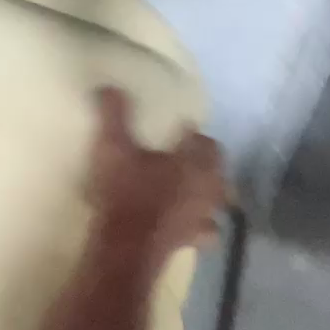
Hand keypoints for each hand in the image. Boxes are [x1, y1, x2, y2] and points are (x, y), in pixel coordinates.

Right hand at [87, 87, 226, 256]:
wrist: (126, 243)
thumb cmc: (125, 189)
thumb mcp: (112, 145)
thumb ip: (113, 114)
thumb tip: (111, 85)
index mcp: (196, 166)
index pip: (207, 144)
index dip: (192, 134)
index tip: (175, 128)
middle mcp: (209, 192)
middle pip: (218, 173)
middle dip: (203, 164)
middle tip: (180, 156)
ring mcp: (204, 219)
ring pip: (216, 203)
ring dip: (205, 194)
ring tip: (186, 188)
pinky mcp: (193, 241)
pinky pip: (204, 229)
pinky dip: (197, 222)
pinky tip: (183, 219)